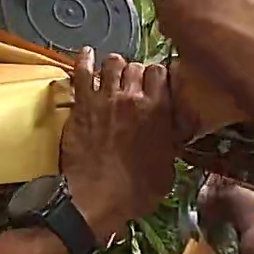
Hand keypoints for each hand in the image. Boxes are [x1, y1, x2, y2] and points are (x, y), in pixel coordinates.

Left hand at [61, 48, 174, 241]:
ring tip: (112, 73)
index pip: (161, 72)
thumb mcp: (167, 169)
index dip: (157, 75)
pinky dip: (84, 59)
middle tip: (132, 82)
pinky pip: (82, 71)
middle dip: (135, 71)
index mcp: (159, 110)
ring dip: (114, 66)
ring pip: (112, 63)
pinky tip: (86, 54)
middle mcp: (133, 98)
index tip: (154, 83)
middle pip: (136, 65)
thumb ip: (169, 143)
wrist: (96, 199)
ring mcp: (105, 98)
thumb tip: (172, 135)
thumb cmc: (135, 191)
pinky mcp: (82, 104)